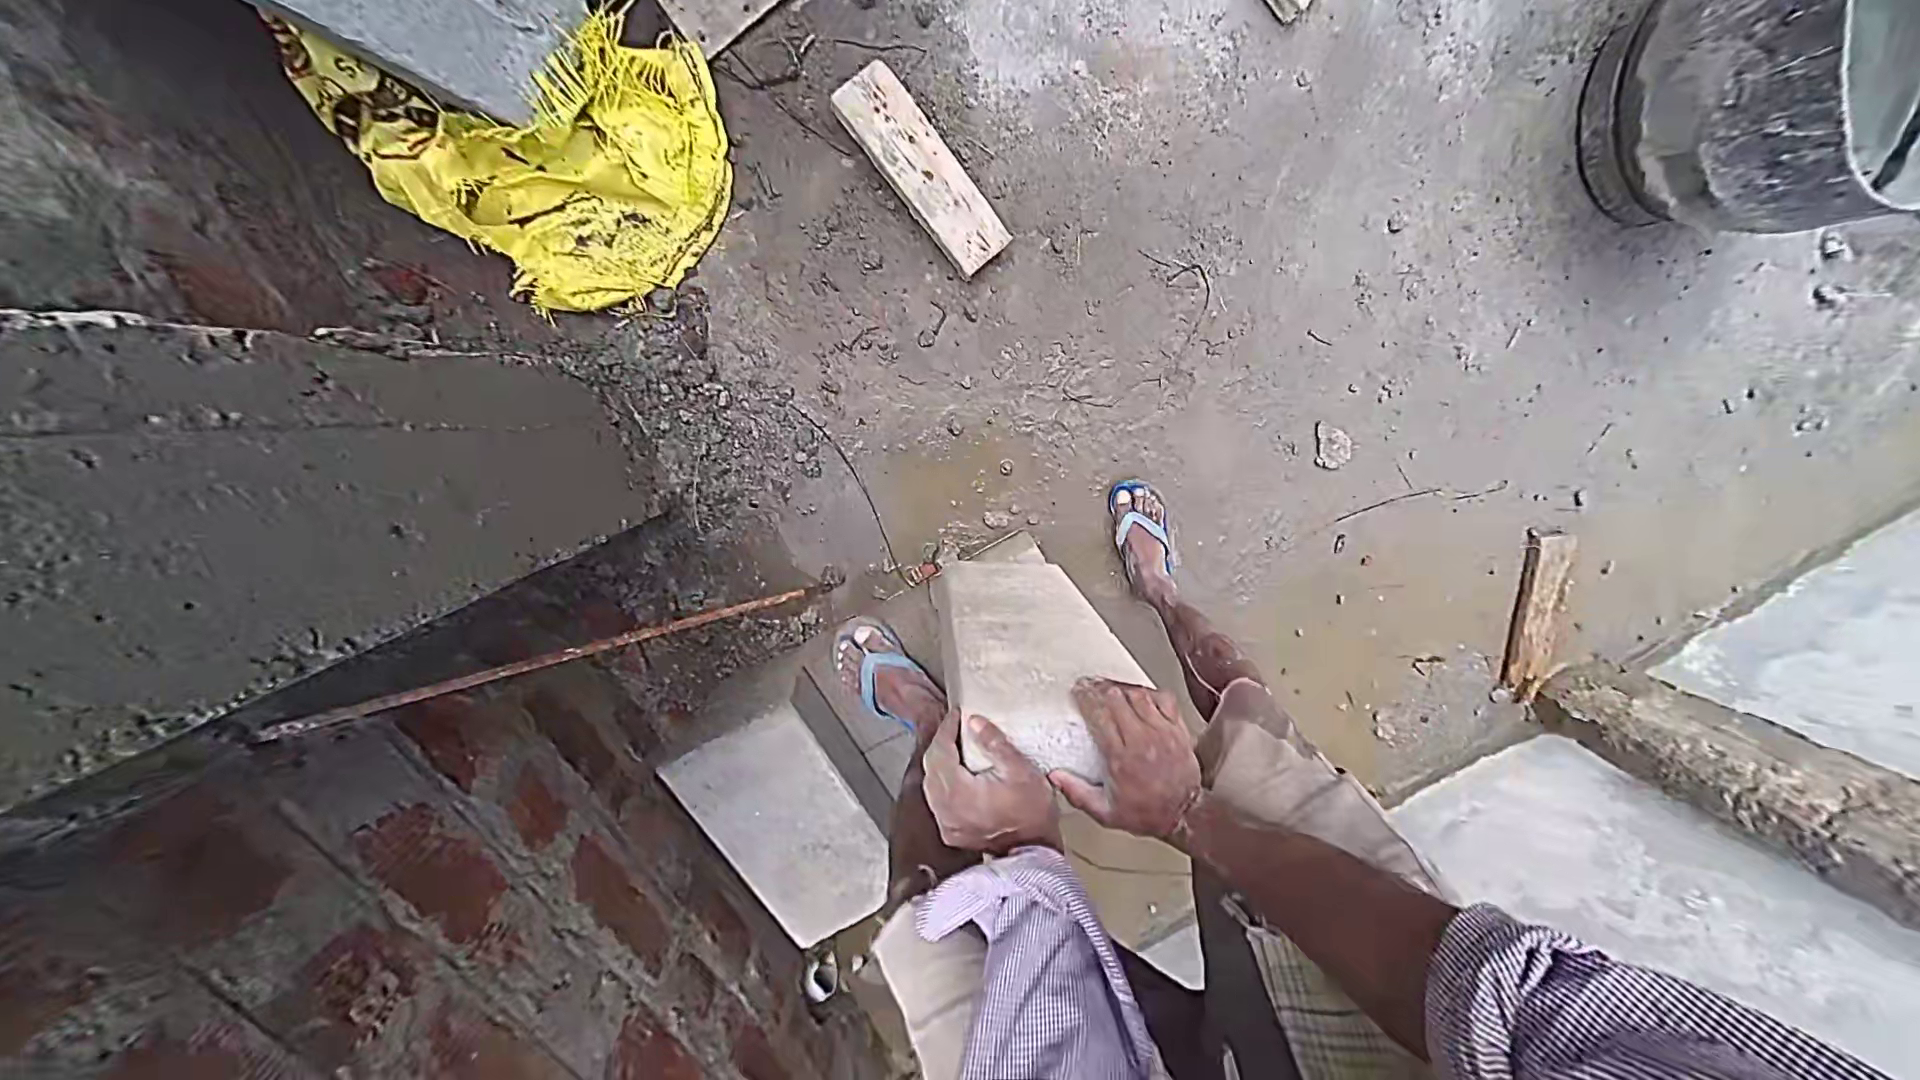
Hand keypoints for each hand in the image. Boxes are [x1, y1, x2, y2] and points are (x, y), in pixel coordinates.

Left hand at [922, 708, 1061, 853]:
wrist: (1036, 854)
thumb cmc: (1032, 812)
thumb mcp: (1020, 769)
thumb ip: (995, 742)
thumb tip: (974, 721)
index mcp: (957, 792)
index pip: (941, 750)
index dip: (947, 728)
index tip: (957, 713)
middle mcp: (944, 809)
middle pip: (931, 766)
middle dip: (941, 742)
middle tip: (955, 725)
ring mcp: (946, 823)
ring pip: (931, 783)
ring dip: (940, 761)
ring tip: (955, 744)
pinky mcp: (952, 832)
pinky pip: (938, 799)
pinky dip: (943, 781)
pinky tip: (956, 772)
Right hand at [1051, 678, 1202, 841]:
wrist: (1184, 815)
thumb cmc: (1145, 813)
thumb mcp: (1105, 812)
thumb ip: (1077, 792)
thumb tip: (1054, 776)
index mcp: (1121, 758)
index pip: (1099, 715)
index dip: (1086, 698)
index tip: (1077, 692)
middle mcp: (1142, 741)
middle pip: (1117, 699)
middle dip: (1099, 688)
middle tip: (1090, 685)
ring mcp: (1162, 733)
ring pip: (1139, 695)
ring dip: (1122, 688)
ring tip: (1111, 687)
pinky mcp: (1178, 730)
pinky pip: (1165, 700)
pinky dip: (1150, 693)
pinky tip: (1140, 695)